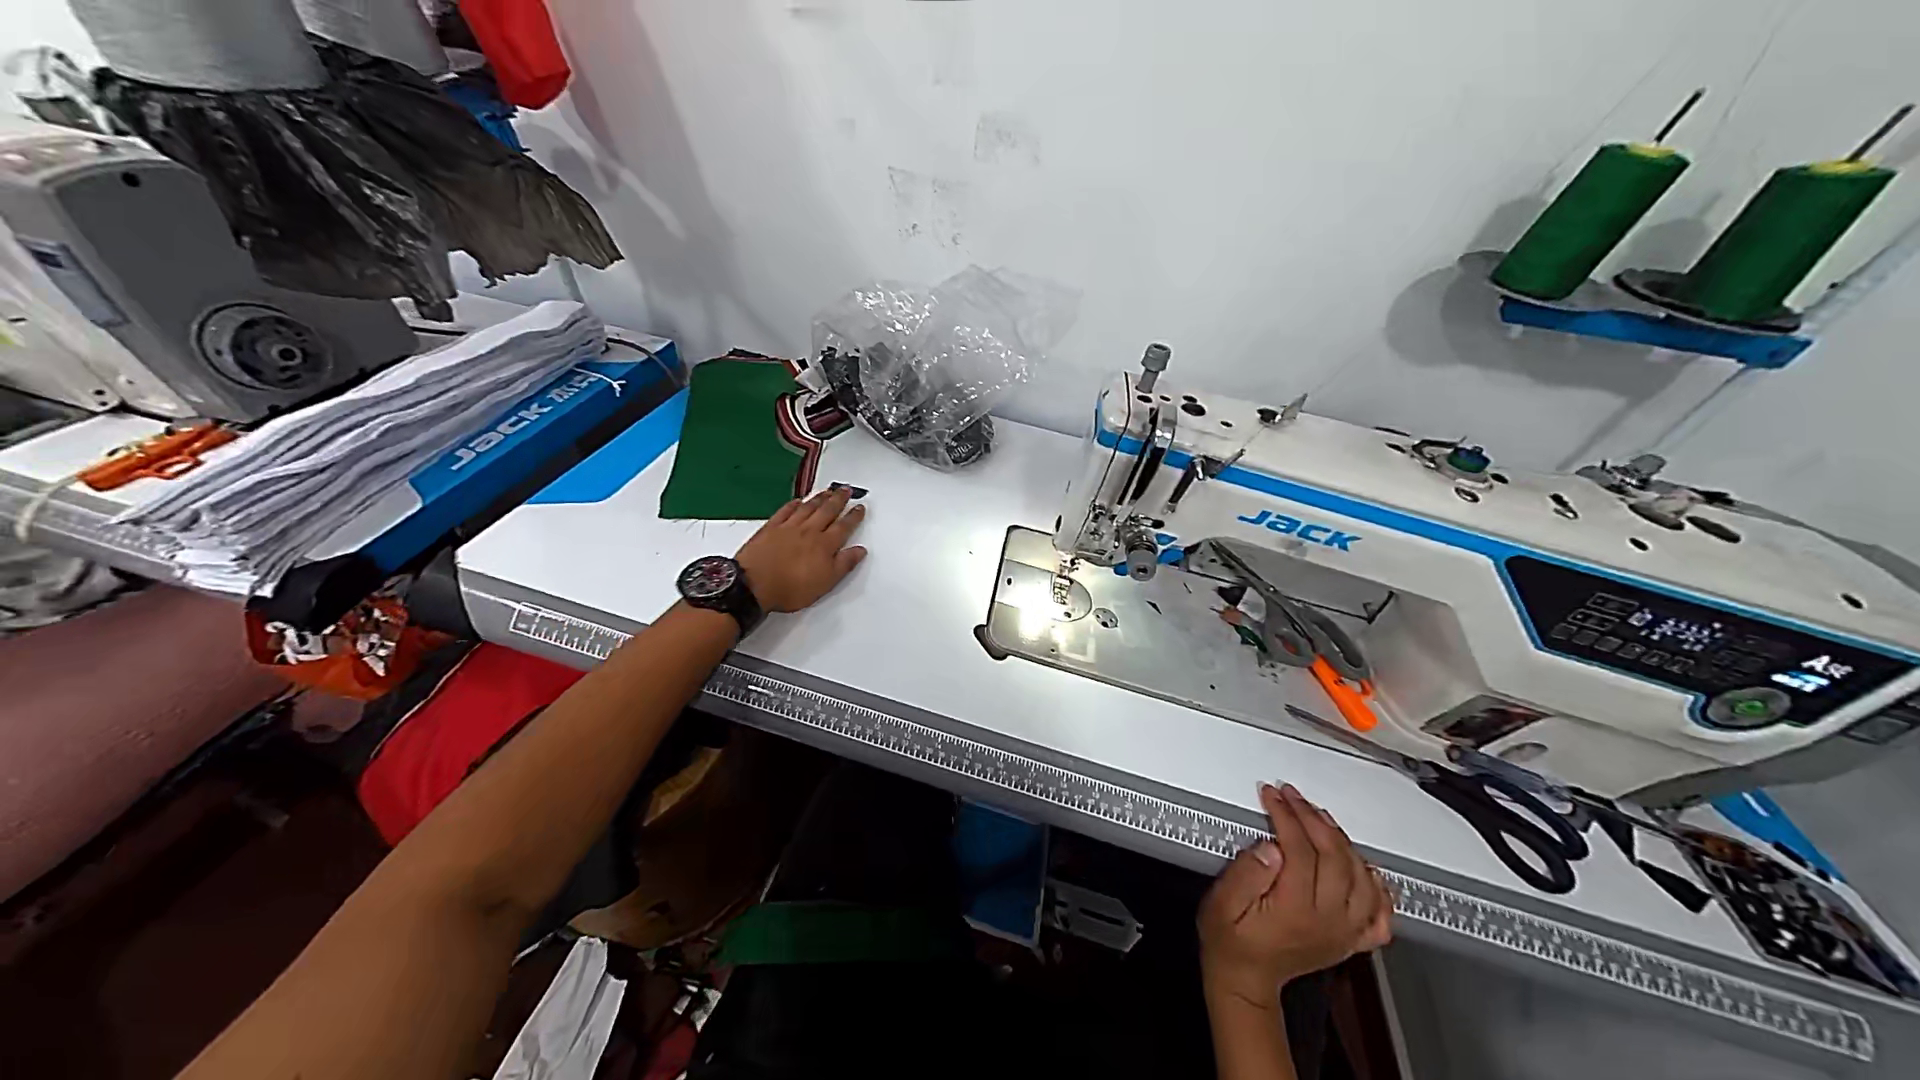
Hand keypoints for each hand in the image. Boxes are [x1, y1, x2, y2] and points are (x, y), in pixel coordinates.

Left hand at [734, 487, 867, 612]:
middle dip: (839, 499)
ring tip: (828, 491)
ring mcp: (788, 527)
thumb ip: (844, 564)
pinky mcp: (770, 528)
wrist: (754, 585)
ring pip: (808, 507)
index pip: (843, 527)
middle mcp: (808, 531)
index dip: (853, 517)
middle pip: (827, 511)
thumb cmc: (790, 588)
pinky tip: (798, 501)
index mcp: (824, 545)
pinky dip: (794, 504)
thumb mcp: (825, 583)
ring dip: (820, 498)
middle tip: (846, 490)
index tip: (859, 508)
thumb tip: (859, 551)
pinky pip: (785, 511)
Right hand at [1198, 783, 1392, 1008]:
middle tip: (1292, 797)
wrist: (1244, 978)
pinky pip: (1379, 911)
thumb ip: (1245, 874)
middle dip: (1312, 818)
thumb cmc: (1230, 941)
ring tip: (1319, 816)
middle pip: (1333, 856)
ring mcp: (1344, 930)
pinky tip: (1365, 867)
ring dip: (1341, 840)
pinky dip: (1377, 886)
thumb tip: (1270, 847)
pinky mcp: (1351, 937)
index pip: (1300, 849)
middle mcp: (1327, 920)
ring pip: (1358, 875)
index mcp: (1295, 909)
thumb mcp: (1220, 903)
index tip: (1272, 796)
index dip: (1287, 816)